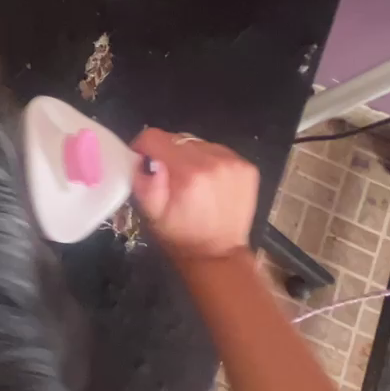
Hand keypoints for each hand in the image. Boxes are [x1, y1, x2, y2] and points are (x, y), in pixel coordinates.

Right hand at [129, 128, 259, 262]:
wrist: (218, 253)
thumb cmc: (179, 235)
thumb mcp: (151, 214)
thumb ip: (144, 182)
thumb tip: (145, 159)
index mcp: (187, 172)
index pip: (155, 137)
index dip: (143, 148)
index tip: (143, 163)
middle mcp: (213, 160)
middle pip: (176, 139)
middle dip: (166, 155)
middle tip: (167, 178)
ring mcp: (233, 162)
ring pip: (196, 143)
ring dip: (188, 157)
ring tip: (189, 181)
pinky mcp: (247, 166)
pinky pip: (216, 151)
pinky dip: (208, 161)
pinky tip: (207, 182)